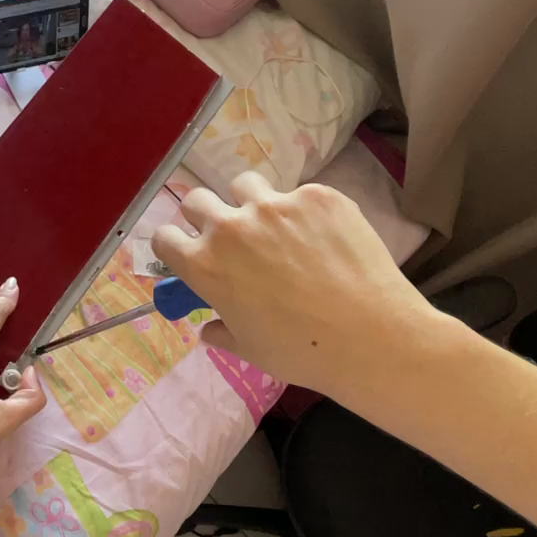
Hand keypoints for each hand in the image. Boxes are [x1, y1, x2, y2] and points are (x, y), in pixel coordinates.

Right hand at [152, 173, 448, 396]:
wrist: (372, 336)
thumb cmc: (300, 351)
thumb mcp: (248, 349)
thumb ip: (221, 331)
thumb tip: (211, 328)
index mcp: (204, 265)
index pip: (164, 236)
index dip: (173, 245)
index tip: (186, 253)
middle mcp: (231, 227)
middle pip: (196, 200)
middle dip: (205, 216)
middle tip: (228, 237)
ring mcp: (275, 206)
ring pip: (245, 185)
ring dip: (249, 202)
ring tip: (274, 226)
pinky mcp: (317, 196)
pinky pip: (298, 195)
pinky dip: (302, 212)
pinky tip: (323, 239)